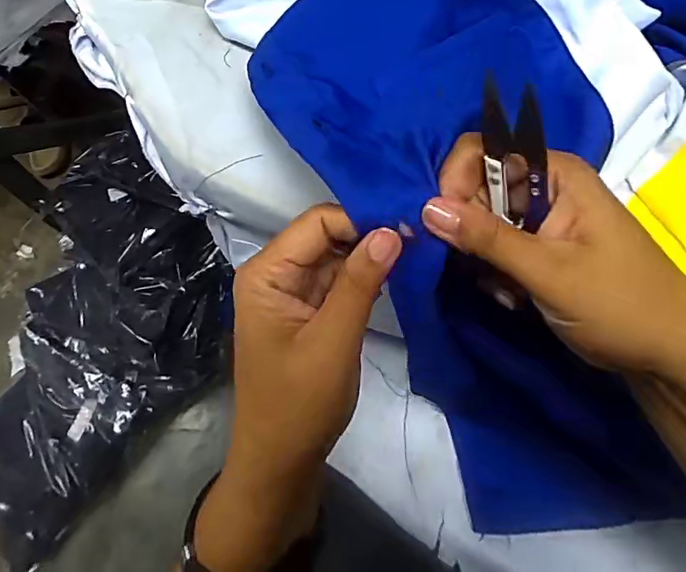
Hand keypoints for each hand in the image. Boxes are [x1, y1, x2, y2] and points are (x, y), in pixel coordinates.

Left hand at [193, 204, 400, 571]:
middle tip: (419, 234)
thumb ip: (360, 284)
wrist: (280, 467)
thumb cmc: (298, 405)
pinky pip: (337, 281)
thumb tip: (392, 230)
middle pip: (324, 236)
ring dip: (369, 255)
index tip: (407, 224)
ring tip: (416, 248)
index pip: (315, 223)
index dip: (359, 219)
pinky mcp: (307, 311)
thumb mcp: (333, 342)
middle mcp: (274, 272)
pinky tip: (397, 272)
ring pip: (334, 257)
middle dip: (367, 234)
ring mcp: (291, 292)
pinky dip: (363, 277)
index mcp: (266, 272)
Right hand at [422, 134, 685, 376]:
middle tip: (483, 269)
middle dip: (470, 228)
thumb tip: (426, 207)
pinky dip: (495, 272)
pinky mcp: (542, 246)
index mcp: (557, 173)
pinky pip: (497, 246)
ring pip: (483, 220)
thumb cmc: (624, 307)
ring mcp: (545, 218)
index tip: (445, 221)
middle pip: (478, 186)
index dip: (456, 178)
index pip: (483, 150)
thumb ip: (487, 238)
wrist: (677, 363)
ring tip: (508, 291)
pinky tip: (515, 298)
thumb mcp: (550, 273)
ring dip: (482, 257)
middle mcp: (547, 186)